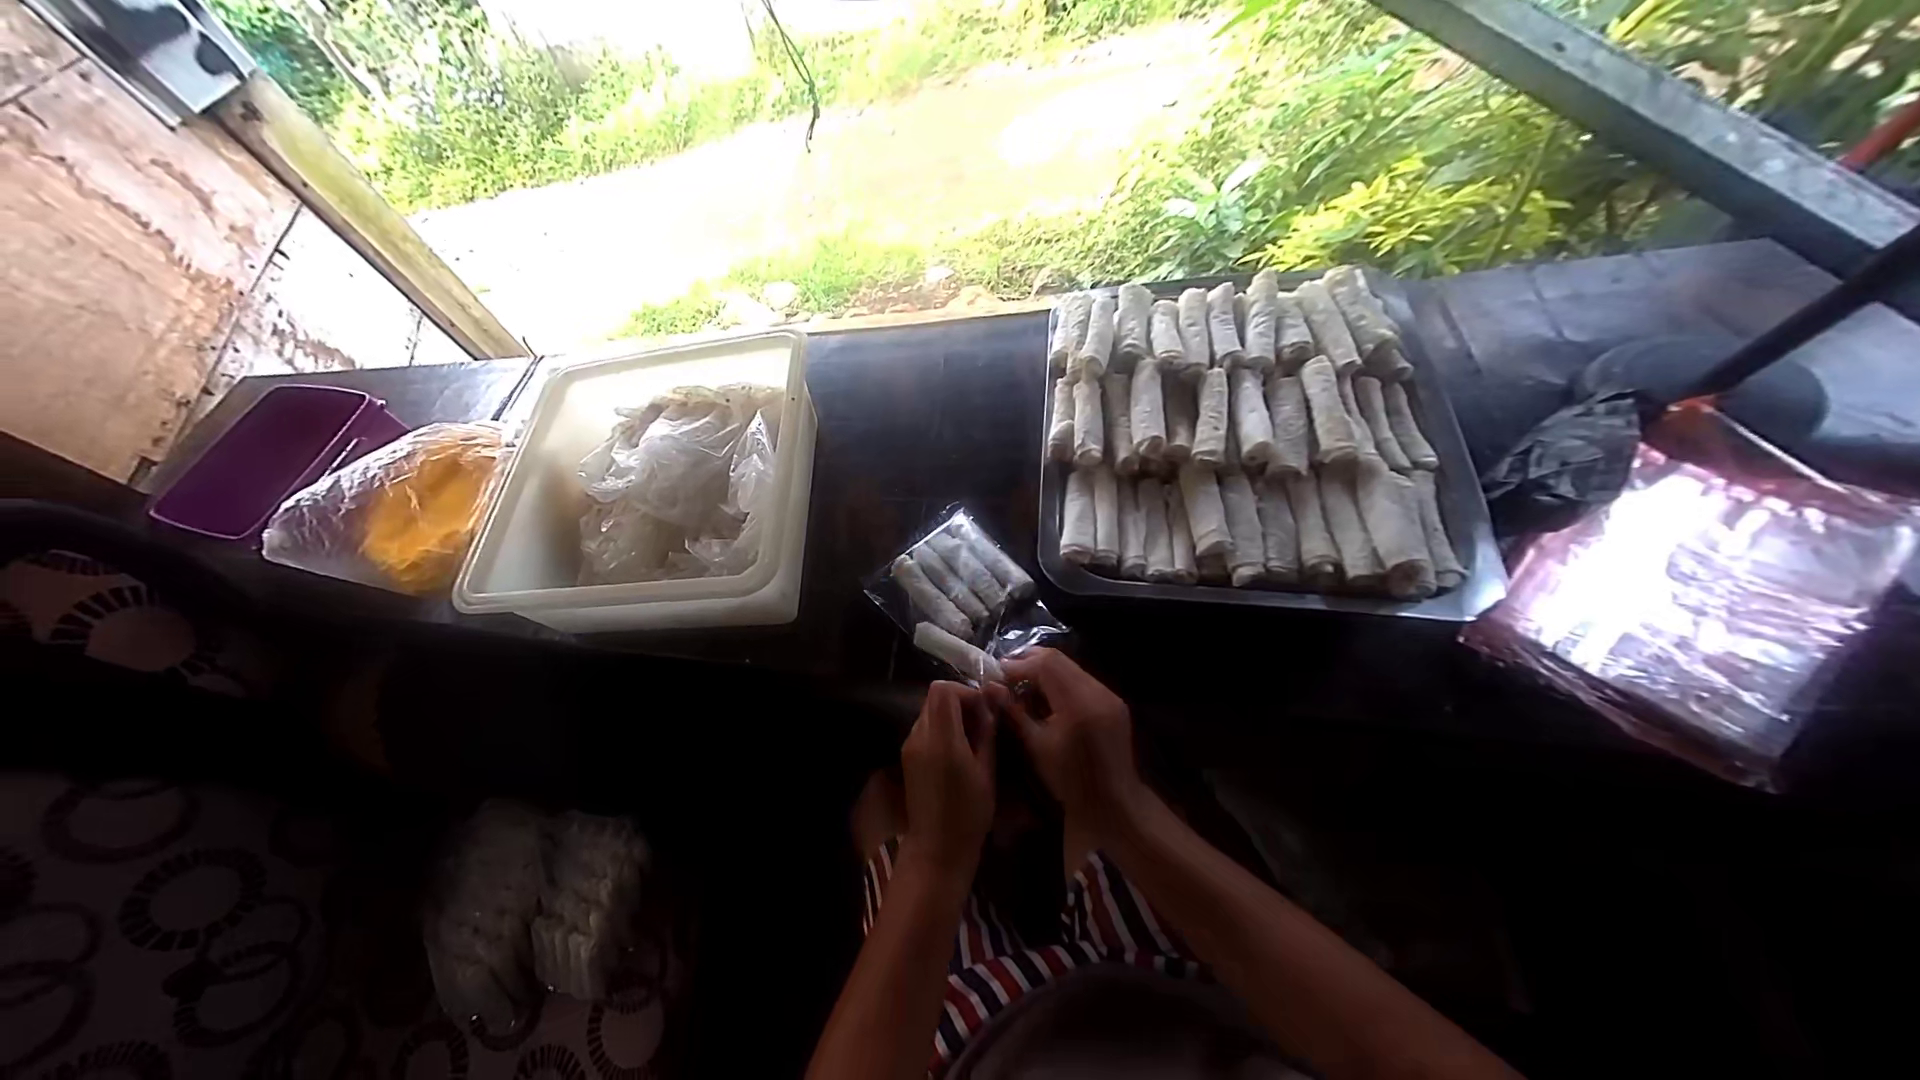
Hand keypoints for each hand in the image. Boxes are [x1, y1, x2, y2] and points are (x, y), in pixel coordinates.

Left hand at [900, 681, 996, 877]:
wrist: (937, 848)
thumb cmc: (970, 813)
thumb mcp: (987, 770)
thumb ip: (987, 731)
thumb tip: (991, 702)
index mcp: (941, 739)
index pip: (943, 690)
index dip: (965, 691)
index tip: (984, 710)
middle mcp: (920, 736)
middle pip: (934, 696)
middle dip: (959, 701)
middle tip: (981, 722)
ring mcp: (909, 745)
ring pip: (928, 710)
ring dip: (950, 714)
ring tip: (971, 737)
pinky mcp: (907, 755)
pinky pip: (924, 727)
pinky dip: (941, 727)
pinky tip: (957, 749)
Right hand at [987, 649, 1144, 840]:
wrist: (1114, 804)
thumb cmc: (1070, 781)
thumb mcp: (1036, 746)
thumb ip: (1014, 712)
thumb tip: (991, 687)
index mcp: (1078, 703)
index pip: (1045, 665)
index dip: (1018, 664)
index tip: (997, 673)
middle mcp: (1098, 691)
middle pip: (1059, 660)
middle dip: (1030, 662)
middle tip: (1006, 674)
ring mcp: (1109, 695)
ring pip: (1071, 667)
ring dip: (1045, 670)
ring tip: (1023, 684)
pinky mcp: (1113, 702)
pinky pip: (1082, 679)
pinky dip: (1061, 681)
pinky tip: (1046, 696)